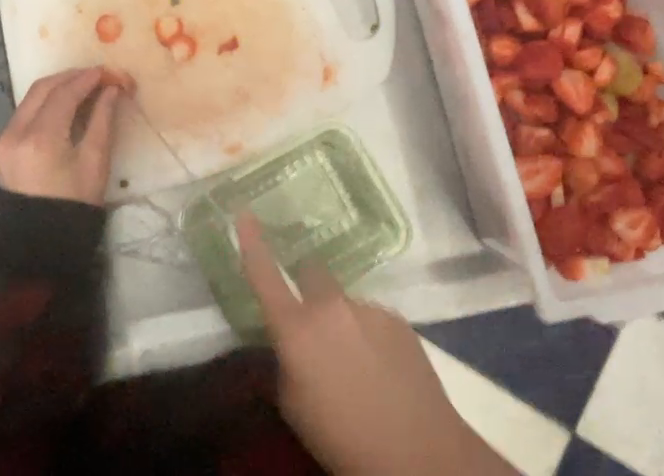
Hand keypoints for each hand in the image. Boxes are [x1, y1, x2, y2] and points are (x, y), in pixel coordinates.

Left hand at [0, 68, 122, 205]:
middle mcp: (16, 132)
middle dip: (70, 78)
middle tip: (95, 76)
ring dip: (57, 88)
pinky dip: (45, 104)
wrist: (42, 241)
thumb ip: (102, 120)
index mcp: (41, 138)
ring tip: (82, 87)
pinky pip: (24, 113)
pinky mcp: (2, 146)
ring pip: (31, 98)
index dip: (86, 79)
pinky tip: (64, 105)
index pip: (64, 94)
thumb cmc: (76, 205)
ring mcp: (4, 139)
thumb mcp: (96, 162)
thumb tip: (110, 90)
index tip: (106, 72)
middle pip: (43, 89)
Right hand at [237, 214, 515, 475]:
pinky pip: (372, 318)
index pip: (264, 275)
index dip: (251, 242)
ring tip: (356, 364)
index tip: (244, 212)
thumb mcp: (293, 405)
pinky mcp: (399, 320)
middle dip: (307, 287)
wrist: (419, 452)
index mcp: (296, 329)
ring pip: (344, 303)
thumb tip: (291, 343)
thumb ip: (285, 362)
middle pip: (311, 273)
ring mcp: (368, 309)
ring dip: (342, 321)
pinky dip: (369, 336)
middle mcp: (330, 307)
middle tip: (312, 323)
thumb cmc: (341, 436)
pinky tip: (381, 369)